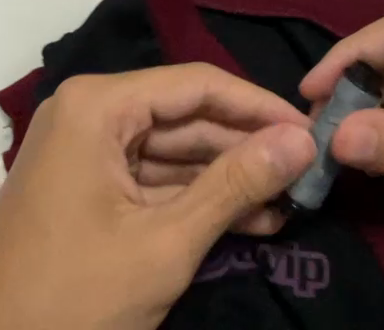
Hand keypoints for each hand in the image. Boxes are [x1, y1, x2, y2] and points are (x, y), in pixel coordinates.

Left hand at [0, 63, 316, 329]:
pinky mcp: (87, 189)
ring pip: (173, 152)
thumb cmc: (72, 299)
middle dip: (245, 148)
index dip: (258, 106)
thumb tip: (303, 141)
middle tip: (307, 173)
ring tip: (290, 204)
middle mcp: (91, 113)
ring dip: (227, 180)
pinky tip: (250, 220)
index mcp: (99, 104)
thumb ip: (235, 185)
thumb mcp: (164, 243)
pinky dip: (196, 201)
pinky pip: (152, 181)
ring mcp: (86, 151)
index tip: (312, 131)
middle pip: (186, 117)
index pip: (196, 85)